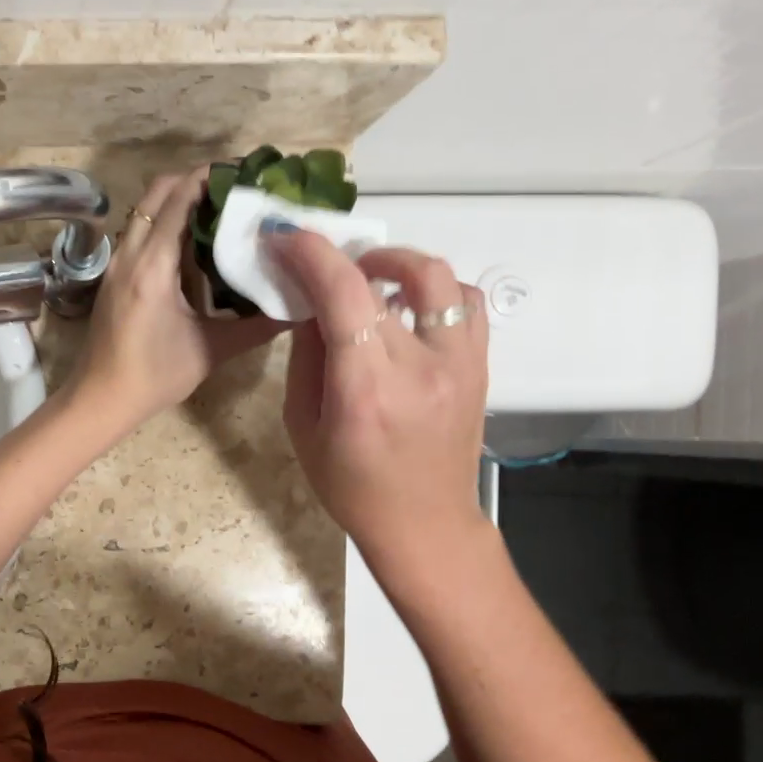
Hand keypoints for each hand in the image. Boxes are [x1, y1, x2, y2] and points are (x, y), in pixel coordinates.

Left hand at [70, 167, 278, 430]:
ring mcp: (116, 265)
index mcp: (152, 266)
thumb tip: (299, 306)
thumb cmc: (153, 376)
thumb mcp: (211, 350)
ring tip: (219, 212)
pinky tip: (194, 246)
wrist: (100, 399)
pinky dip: (164, 225)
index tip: (246, 173)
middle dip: (195, 182)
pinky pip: (139, 234)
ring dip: (178, 202)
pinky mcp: (113, 278)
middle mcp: (128, 255)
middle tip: (235, 190)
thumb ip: (256, 326)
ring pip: (145, 212)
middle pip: (158, 194)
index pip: (178, 198)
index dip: (211, 176)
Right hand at [270, 225, 490, 559]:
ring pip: (436, 277)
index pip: (343, 294)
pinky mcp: (479, 366)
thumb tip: (310, 305)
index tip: (283, 237)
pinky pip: (464, 303)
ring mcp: (459, 364)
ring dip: (394, 263)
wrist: (424, 523)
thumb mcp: (303, 427)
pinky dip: (430, 289)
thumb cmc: (349, 486)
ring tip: (366, 278)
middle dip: (340, 255)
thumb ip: (306, 359)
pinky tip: (405, 306)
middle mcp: (420, 367)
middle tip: (315, 263)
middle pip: (387, 276)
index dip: (311, 254)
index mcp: (366, 390)